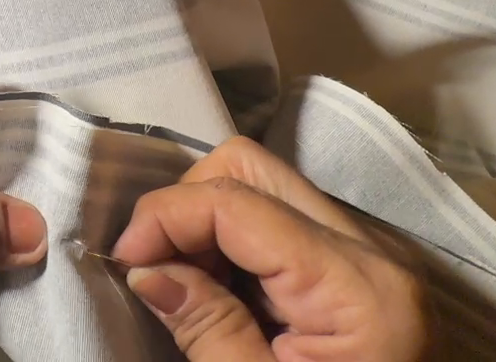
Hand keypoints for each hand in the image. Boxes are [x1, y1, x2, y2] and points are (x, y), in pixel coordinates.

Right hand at [112, 136, 427, 360]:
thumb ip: (206, 328)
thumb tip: (143, 270)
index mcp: (357, 287)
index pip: (231, 201)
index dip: (162, 217)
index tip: (124, 262)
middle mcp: (370, 248)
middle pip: (246, 167)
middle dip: (186, 204)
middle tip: (161, 265)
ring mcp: (368, 249)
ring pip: (257, 180)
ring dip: (206, 218)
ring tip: (193, 281)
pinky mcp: (358, 261)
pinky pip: (275, 210)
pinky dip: (232, 234)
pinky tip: (225, 288)